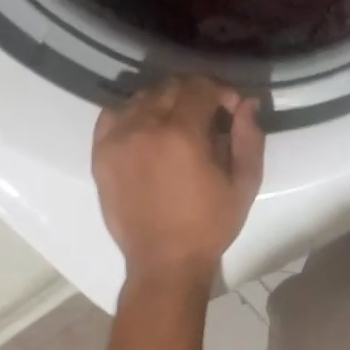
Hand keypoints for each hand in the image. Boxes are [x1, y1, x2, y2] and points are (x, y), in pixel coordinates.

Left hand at [93, 76, 265, 288]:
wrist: (164, 262)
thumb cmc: (210, 226)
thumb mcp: (244, 184)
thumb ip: (249, 138)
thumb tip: (247, 104)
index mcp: (182, 134)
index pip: (200, 87)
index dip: (221, 90)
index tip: (231, 107)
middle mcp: (144, 127)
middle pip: (170, 87)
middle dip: (194, 94)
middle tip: (208, 115)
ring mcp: (117, 139)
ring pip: (142, 97)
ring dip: (165, 102)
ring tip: (178, 125)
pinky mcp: (100, 153)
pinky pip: (114, 114)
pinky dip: (134, 114)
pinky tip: (148, 131)